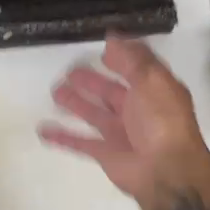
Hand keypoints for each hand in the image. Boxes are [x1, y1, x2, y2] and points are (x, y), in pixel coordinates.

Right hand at [40, 35, 209, 205]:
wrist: (165, 171)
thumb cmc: (162, 120)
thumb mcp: (151, 80)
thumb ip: (131, 59)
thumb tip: (112, 38)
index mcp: (153, 91)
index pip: (136, 70)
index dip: (121, 59)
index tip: (102, 49)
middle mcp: (138, 111)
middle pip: (110, 92)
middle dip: (92, 81)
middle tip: (70, 71)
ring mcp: (120, 133)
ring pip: (93, 114)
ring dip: (75, 103)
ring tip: (55, 91)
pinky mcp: (105, 154)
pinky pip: (80, 142)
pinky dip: (62, 137)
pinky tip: (43, 129)